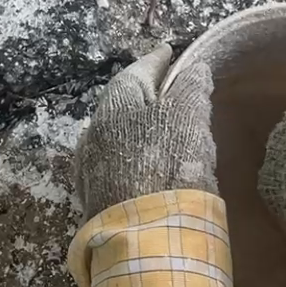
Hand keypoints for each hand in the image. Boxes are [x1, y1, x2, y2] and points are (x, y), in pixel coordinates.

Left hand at [73, 43, 216, 217]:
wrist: (144, 235)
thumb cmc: (168, 162)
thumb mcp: (189, 114)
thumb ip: (192, 86)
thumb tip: (195, 69)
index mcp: (115, 101)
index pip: (139, 69)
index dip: (158, 60)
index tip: (169, 51)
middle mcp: (94, 128)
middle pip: (125, 103)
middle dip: (147, 96)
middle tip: (170, 92)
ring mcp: (90, 166)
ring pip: (119, 136)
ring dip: (139, 129)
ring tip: (164, 130)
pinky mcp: (96, 199)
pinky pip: (118, 164)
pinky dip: (135, 157)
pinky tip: (148, 166)